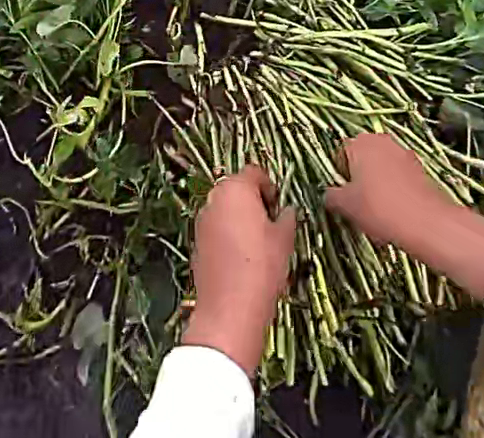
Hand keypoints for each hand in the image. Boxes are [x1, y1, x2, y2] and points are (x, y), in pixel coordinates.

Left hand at [182, 164, 296, 376]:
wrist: (229, 310)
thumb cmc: (262, 267)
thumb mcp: (284, 238)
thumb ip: (286, 216)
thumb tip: (286, 211)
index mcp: (235, 189)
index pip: (254, 172)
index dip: (270, 186)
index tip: (279, 206)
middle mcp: (214, 198)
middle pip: (237, 188)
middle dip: (254, 201)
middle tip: (271, 223)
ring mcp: (202, 220)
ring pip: (226, 209)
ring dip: (240, 218)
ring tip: (258, 243)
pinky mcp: (196, 241)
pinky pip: (216, 228)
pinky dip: (228, 234)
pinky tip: (242, 257)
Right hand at [326, 133, 483, 299]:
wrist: (427, 223)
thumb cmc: (380, 208)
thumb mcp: (345, 205)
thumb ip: (331, 196)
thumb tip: (327, 195)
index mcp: (360, 142)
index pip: (340, 152)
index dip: (338, 175)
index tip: (340, 194)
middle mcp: (382, 140)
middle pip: (361, 158)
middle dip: (357, 179)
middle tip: (356, 204)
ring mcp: (404, 153)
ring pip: (381, 168)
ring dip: (375, 185)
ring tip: (375, 213)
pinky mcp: (420, 169)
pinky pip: (398, 177)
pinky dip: (393, 191)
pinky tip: (393, 214)